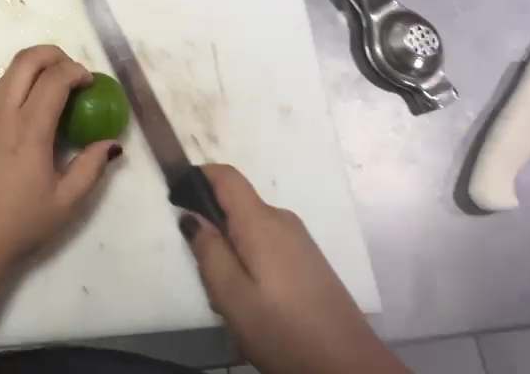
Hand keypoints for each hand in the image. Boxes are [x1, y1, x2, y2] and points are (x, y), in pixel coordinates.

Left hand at [0, 45, 123, 270]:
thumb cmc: (19, 224)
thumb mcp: (65, 202)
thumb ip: (91, 167)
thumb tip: (111, 143)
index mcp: (28, 129)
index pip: (54, 78)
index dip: (76, 71)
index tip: (90, 83)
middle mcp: (3, 112)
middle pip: (27, 59)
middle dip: (54, 54)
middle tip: (73, 73)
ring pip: (10, 71)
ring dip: (35, 67)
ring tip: (55, 90)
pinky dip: (19, 83)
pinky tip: (31, 109)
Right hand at [181, 165, 406, 373]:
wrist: (351, 369)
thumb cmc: (285, 332)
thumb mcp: (233, 298)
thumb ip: (209, 252)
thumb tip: (192, 215)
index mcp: (261, 222)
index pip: (225, 175)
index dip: (197, 177)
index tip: (177, 203)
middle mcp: (282, 221)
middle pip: (235, 208)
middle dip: (214, 235)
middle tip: (209, 282)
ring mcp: (300, 242)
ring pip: (250, 233)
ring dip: (233, 259)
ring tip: (235, 306)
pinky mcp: (310, 263)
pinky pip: (268, 249)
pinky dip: (253, 269)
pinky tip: (259, 312)